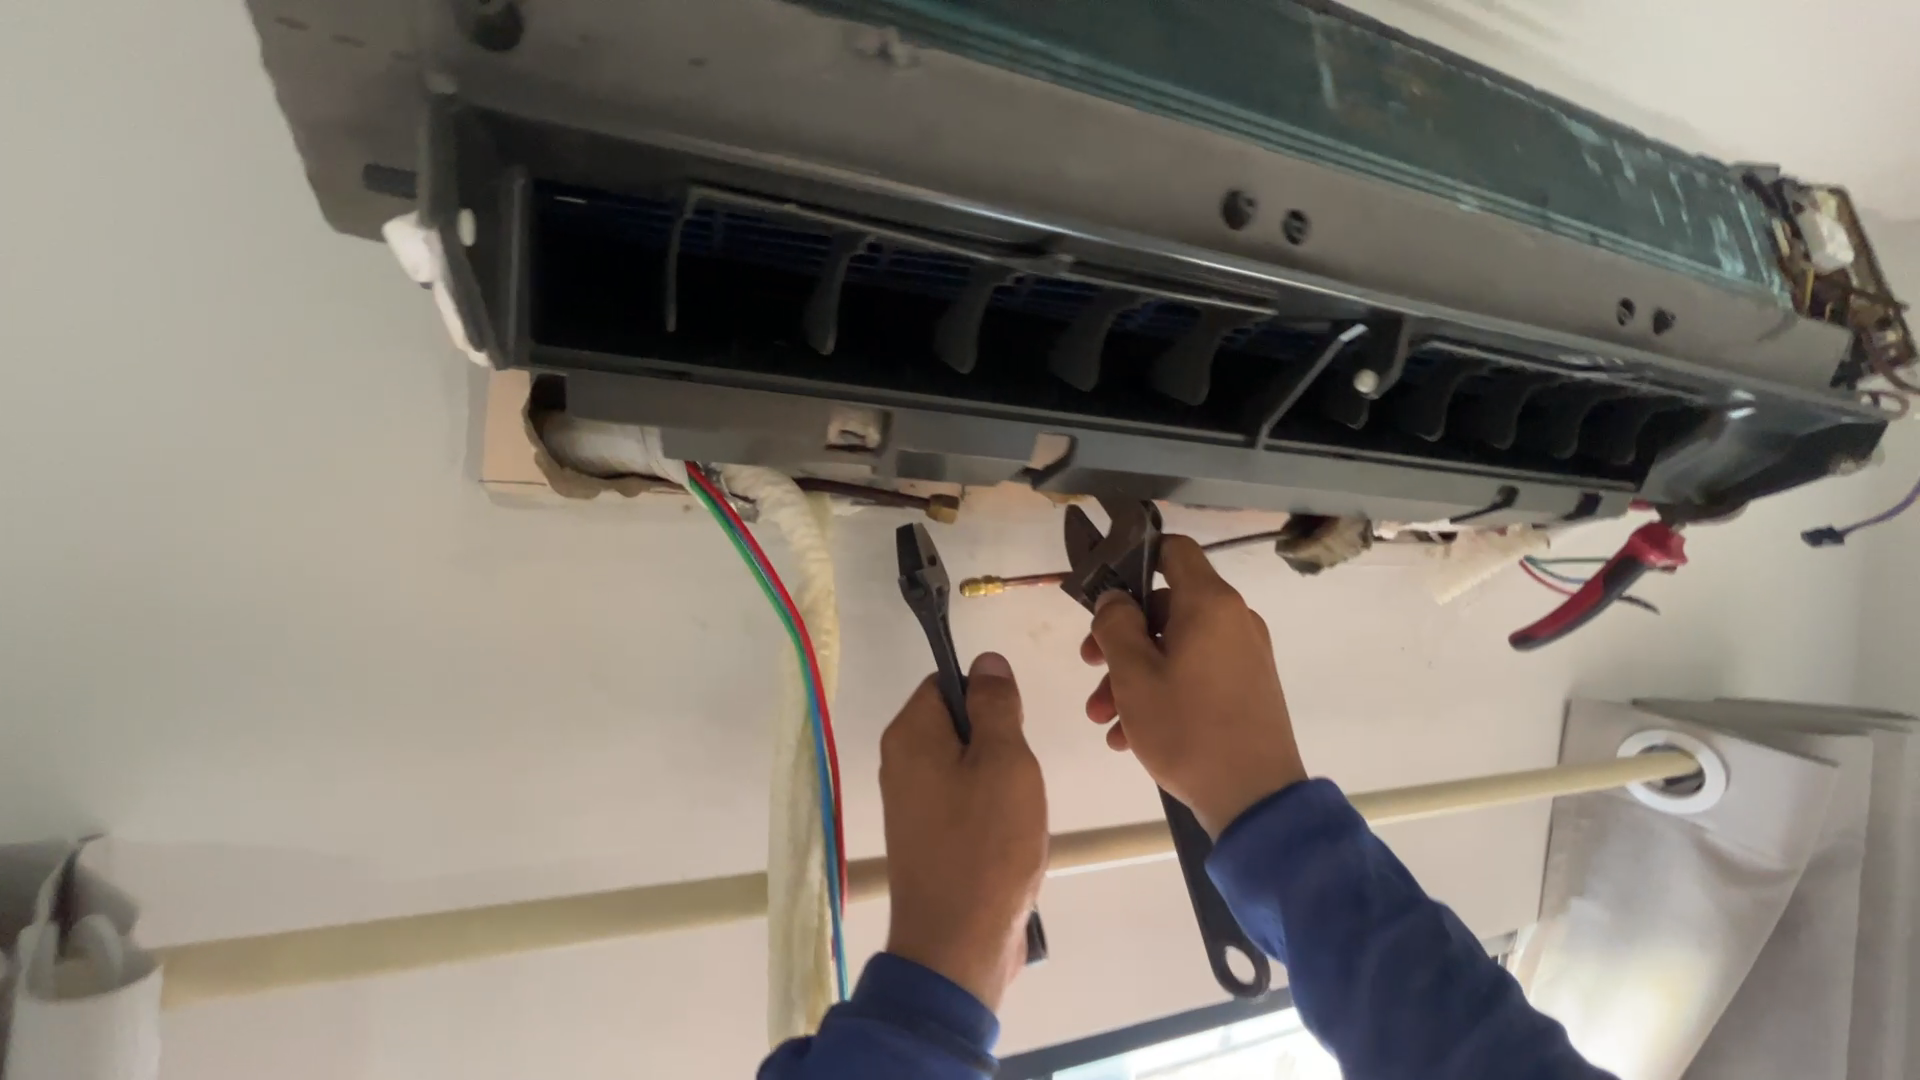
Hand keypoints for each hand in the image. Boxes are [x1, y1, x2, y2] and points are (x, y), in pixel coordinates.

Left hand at [879, 652, 1047, 1011]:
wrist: (958, 944)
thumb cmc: (985, 843)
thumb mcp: (1004, 760)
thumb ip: (995, 705)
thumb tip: (985, 662)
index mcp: (910, 735)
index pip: (946, 682)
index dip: (985, 697)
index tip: (1012, 732)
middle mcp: (900, 763)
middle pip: (957, 724)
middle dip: (997, 744)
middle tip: (1016, 778)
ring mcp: (911, 803)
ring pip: (965, 765)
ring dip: (999, 782)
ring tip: (1015, 815)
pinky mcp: (926, 836)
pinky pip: (962, 802)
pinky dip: (989, 813)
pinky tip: (1008, 840)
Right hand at [1082, 535, 1306, 836]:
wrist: (1255, 801)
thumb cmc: (1187, 729)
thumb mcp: (1134, 676)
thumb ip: (1116, 626)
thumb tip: (1116, 600)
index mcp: (1209, 604)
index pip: (1173, 550)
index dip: (1135, 558)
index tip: (1106, 589)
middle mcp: (1233, 620)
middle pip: (1166, 607)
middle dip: (1120, 638)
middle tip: (1089, 667)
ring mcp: (1243, 656)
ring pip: (1174, 648)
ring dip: (1133, 675)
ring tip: (1103, 719)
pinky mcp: (1246, 688)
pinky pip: (1194, 674)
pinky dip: (1161, 692)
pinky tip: (1129, 736)